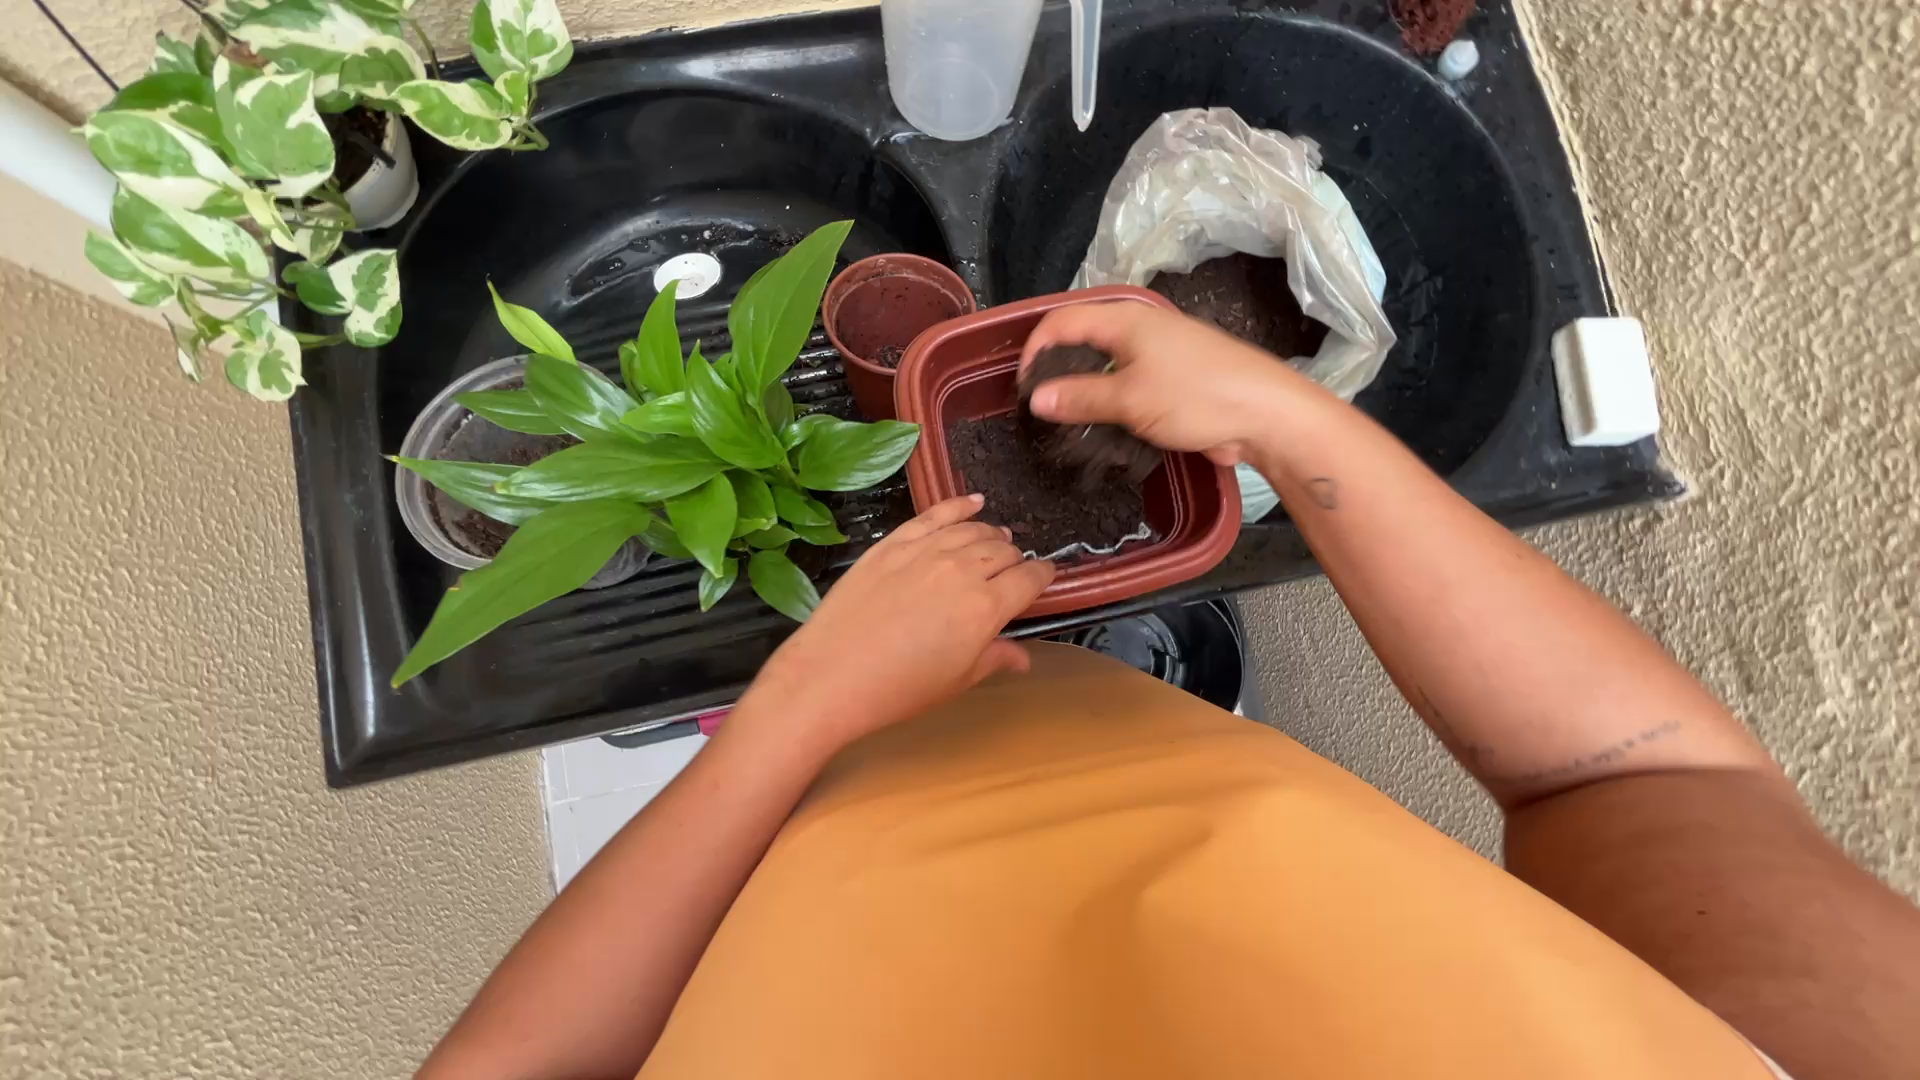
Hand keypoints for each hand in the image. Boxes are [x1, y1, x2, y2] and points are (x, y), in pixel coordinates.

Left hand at [732, 494, 1055, 760]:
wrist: (832, 675)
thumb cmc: (899, 689)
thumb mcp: (956, 680)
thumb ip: (995, 658)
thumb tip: (1025, 656)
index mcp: (985, 608)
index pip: (1029, 579)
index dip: (1043, 576)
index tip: (1045, 577)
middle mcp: (962, 571)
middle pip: (1003, 552)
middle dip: (1015, 560)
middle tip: (1012, 571)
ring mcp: (925, 551)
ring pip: (972, 531)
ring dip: (991, 535)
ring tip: (998, 540)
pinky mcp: (893, 543)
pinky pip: (934, 515)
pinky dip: (959, 506)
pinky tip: (974, 502)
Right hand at [1019, 301, 1325, 465]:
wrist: (1267, 415)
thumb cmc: (1196, 396)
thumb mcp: (1129, 399)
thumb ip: (1079, 398)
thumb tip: (1035, 398)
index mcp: (1126, 320)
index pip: (1062, 320)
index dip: (1034, 348)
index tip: (1022, 387)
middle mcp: (1139, 329)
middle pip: (1081, 339)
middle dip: (1055, 368)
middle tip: (1039, 405)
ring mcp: (1158, 354)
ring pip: (1103, 364)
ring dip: (1081, 388)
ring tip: (1063, 420)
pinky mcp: (1171, 380)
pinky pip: (1126, 384)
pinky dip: (1107, 401)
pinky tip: (1100, 427)